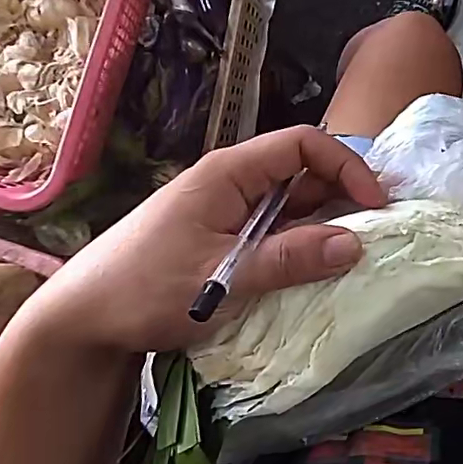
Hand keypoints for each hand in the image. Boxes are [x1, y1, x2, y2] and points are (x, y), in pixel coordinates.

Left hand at [15, 126, 386, 354]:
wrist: (84, 318)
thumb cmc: (144, 289)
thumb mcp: (221, 277)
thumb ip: (289, 259)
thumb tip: (355, 243)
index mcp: (229, 173)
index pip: (302, 145)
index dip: (346, 165)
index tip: (375, 204)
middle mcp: (232, 182)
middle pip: (302, 171)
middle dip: (343, 193)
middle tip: (378, 229)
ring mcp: (228, 210)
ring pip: (291, 202)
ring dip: (325, 221)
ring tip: (358, 250)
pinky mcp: (224, 236)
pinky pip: (275, 229)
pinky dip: (302, 242)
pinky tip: (319, 266)